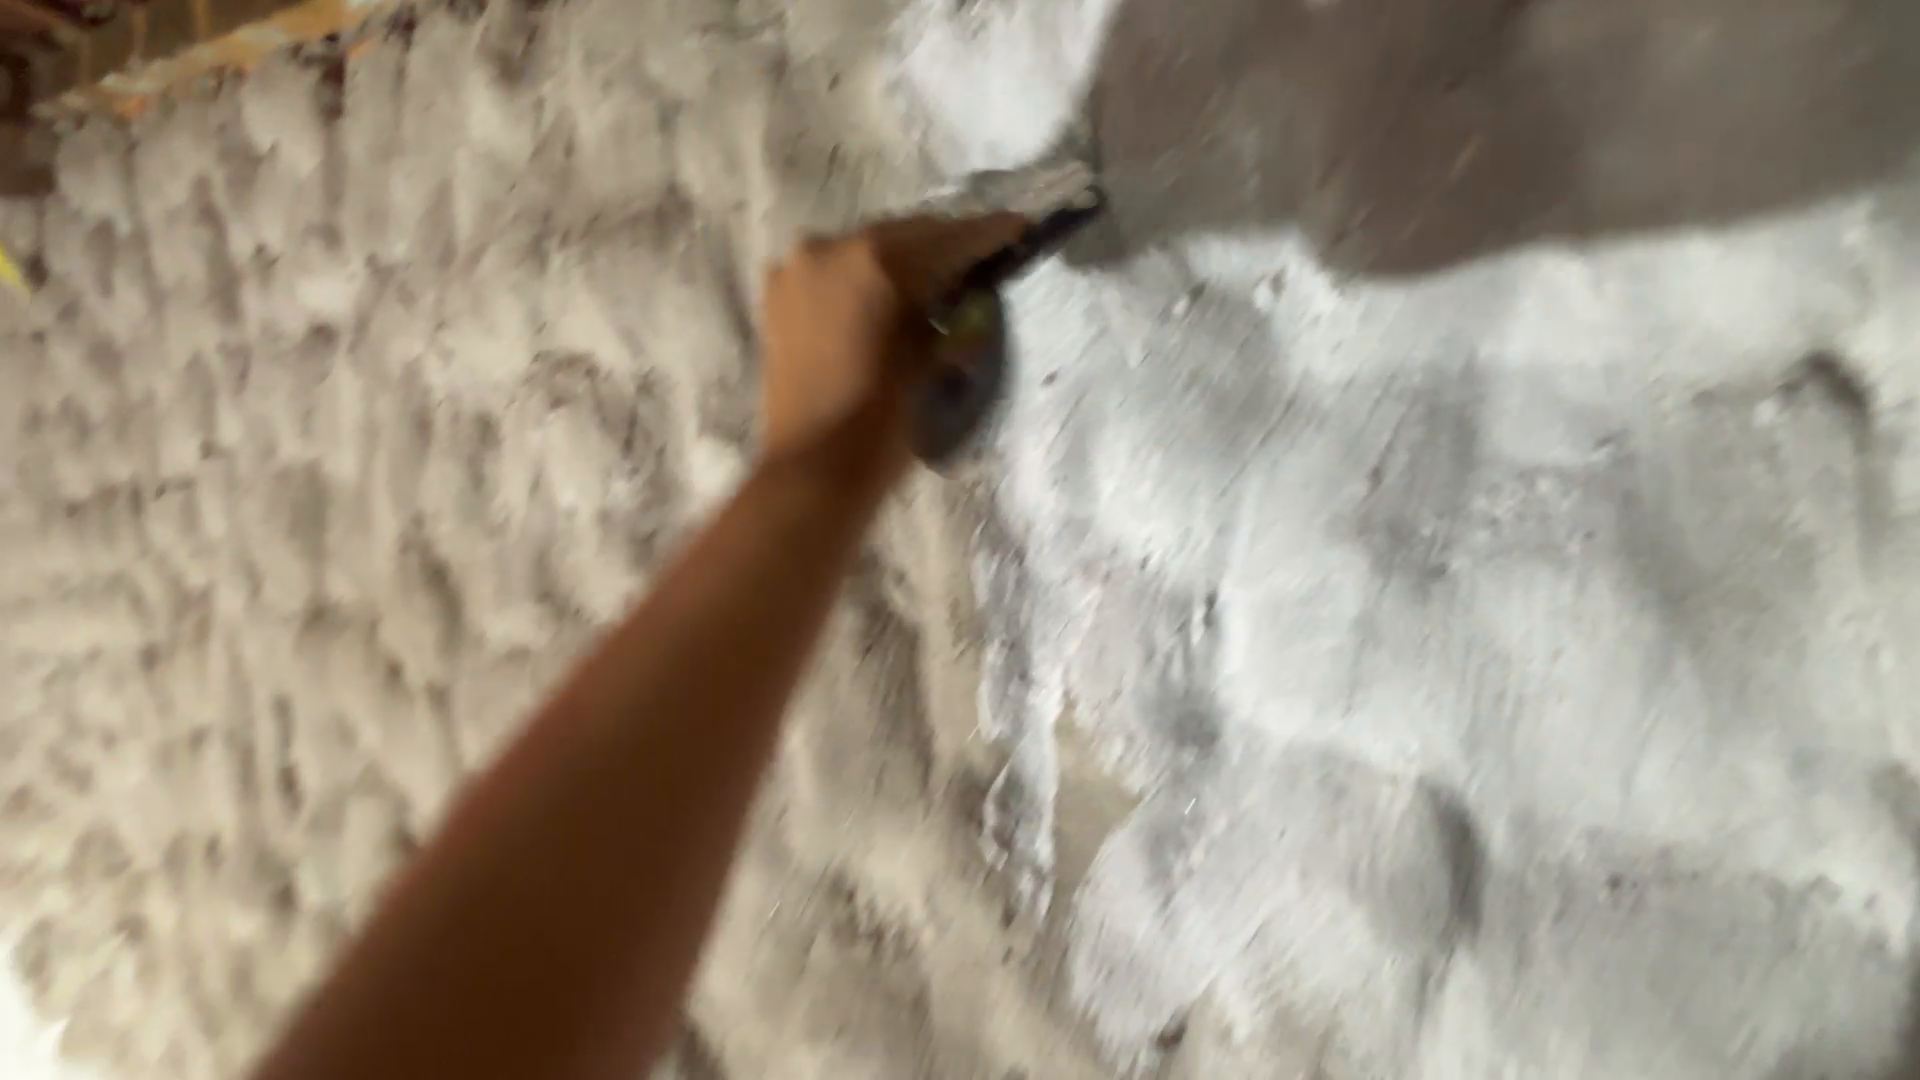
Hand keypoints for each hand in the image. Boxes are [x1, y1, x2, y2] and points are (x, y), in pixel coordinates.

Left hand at [758, 212, 1026, 487]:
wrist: (813, 469)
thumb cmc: (880, 422)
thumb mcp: (928, 360)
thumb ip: (949, 316)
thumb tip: (967, 298)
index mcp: (874, 260)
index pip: (945, 238)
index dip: (986, 234)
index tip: (1018, 226)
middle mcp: (829, 247)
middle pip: (902, 235)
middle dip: (942, 246)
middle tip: (978, 256)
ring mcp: (796, 268)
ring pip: (864, 250)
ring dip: (900, 260)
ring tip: (933, 280)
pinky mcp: (778, 295)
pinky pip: (832, 271)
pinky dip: (862, 278)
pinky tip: (885, 296)